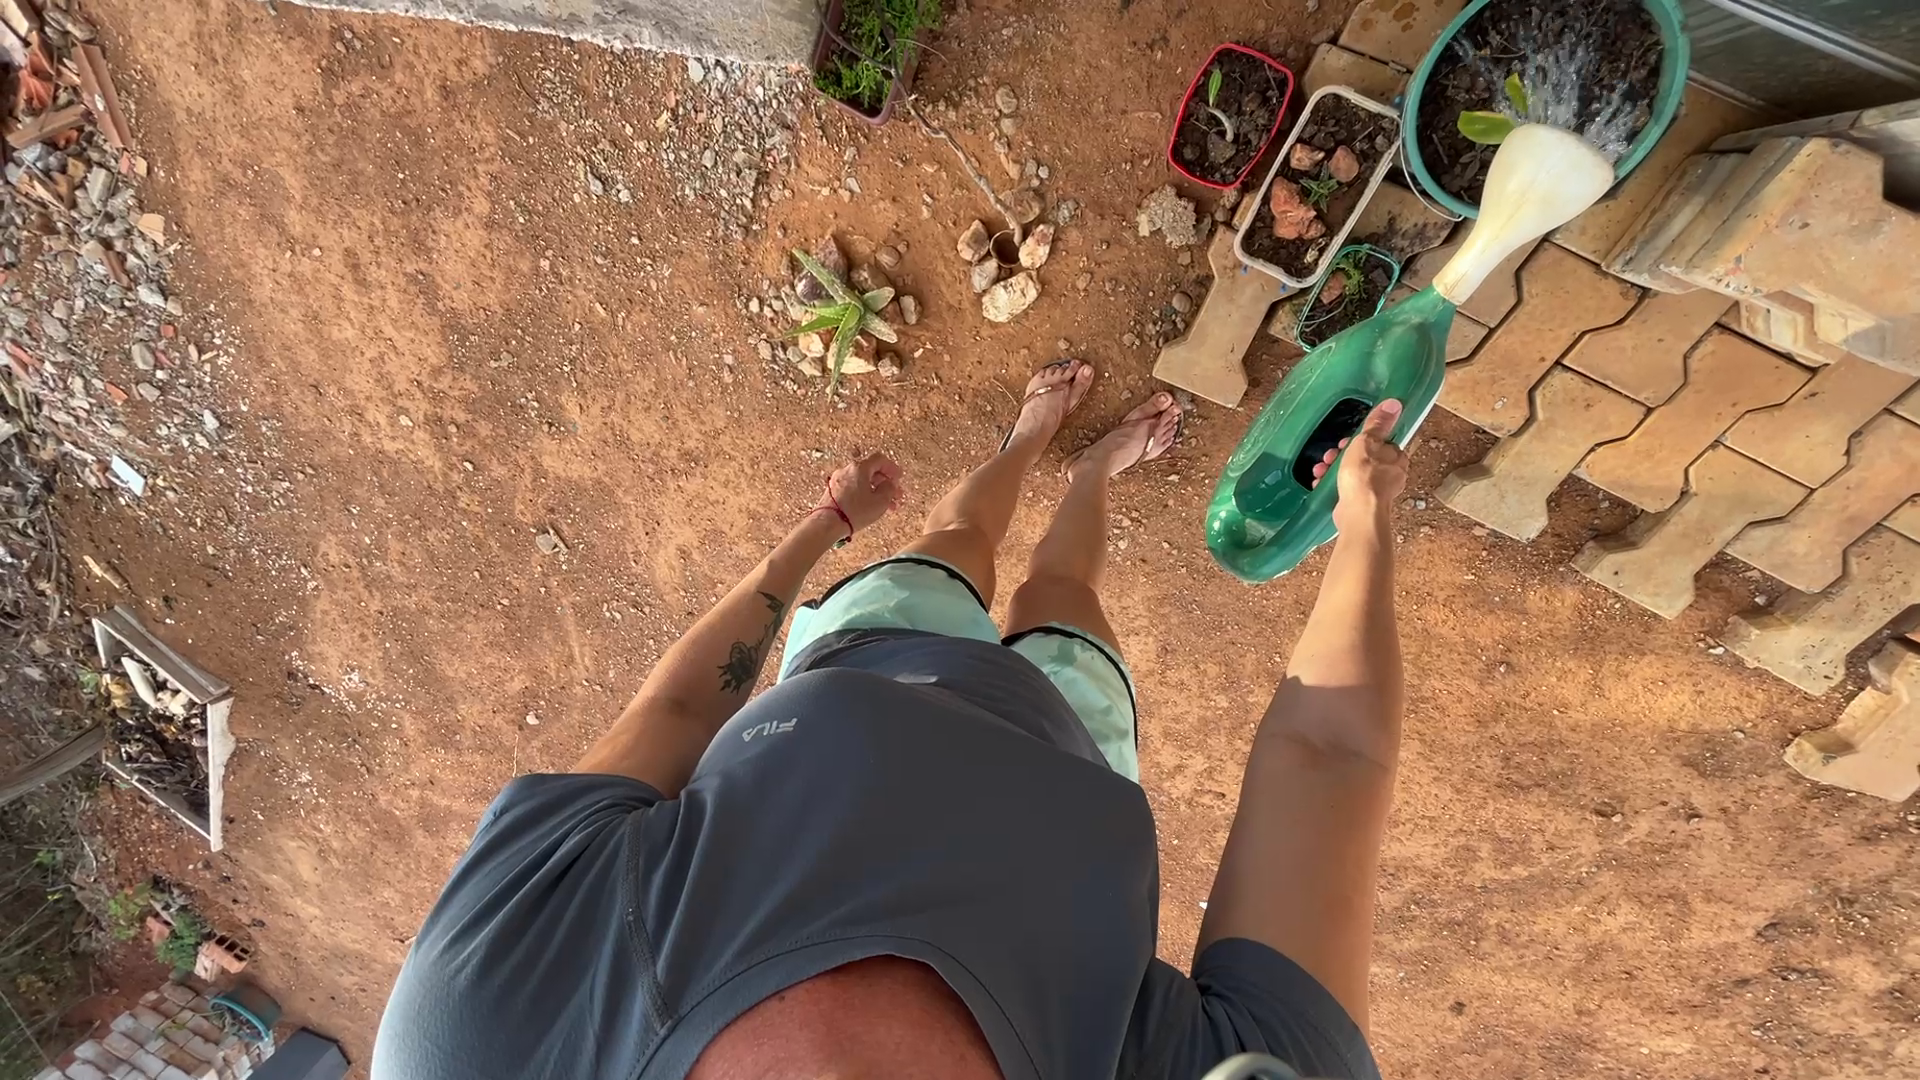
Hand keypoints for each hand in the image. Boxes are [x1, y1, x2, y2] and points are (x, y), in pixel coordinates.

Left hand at [825, 453, 903, 533]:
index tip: (898, 477)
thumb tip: (890, 484)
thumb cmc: (853, 512)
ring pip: (862, 481)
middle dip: (885, 483)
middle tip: (895, 494)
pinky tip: (869, 506)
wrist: (828, 523)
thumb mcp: (881, 501)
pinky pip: (852, 488)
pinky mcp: (833, 491)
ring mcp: (838, 480)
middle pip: (871, 471)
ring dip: (875, 490)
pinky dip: (863, 494)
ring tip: (884, 505)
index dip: (892, 468)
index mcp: (859, 468)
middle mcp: (847, 470)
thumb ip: (889, 489)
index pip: (879, 460)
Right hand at [1311, 399, 1409, 532]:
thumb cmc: (1364, 476)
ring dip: (1334, 469)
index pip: (1381, 442)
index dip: (1362, 439)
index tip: (1346, 441)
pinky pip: (1347, 488)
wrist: (1357, 512)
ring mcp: (1377, 490)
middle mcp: (1391, 474)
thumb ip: (1377, 424)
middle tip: (1330, 455)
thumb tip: (1394, 402)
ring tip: (1320, 470)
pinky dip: (1333, 484)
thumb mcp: (1367, 442)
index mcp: (1397, 457)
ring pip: (1353, 473)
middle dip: (1342, 455)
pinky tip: (1321, 482)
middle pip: (1365, 457)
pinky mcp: (1362, 502)